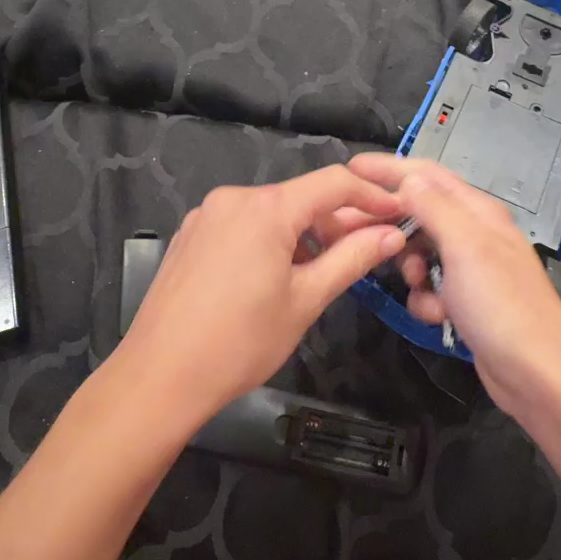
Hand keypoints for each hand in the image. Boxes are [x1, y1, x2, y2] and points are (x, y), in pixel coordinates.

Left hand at [111, 165, 407, 420]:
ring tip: (326, 270)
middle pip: (301, 196)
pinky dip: (271, 240)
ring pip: (271, 212)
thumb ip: (351, 259)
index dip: (372, 196)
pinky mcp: (190, 236)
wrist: (159, 376)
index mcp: (265, 208)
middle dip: (338, 220)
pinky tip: (280, 275)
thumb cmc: (240, 342)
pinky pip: (243, 225)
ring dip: (305, 233)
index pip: (333, 183)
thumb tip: (391, 233)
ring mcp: (206, 216)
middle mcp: (233, 199)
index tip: (400, 214)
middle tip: (370, 249)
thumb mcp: (305, 300)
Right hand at [347, 152, 560, 410]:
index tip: (350, 168)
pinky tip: (436, 316)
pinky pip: (431, 289)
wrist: (538, 375)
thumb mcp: (466, 247)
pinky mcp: (467, 302)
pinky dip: (426, 300)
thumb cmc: (501, 305)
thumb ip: (435, 208)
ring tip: (415, 284)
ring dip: (411, 268)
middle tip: (357, 235)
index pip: (428, 175)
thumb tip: (408, 177)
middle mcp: (476, 233)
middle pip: (421, 214)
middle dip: (394, 225)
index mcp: (479, 212)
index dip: (390, 168)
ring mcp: (473, 270)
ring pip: (422, 253)